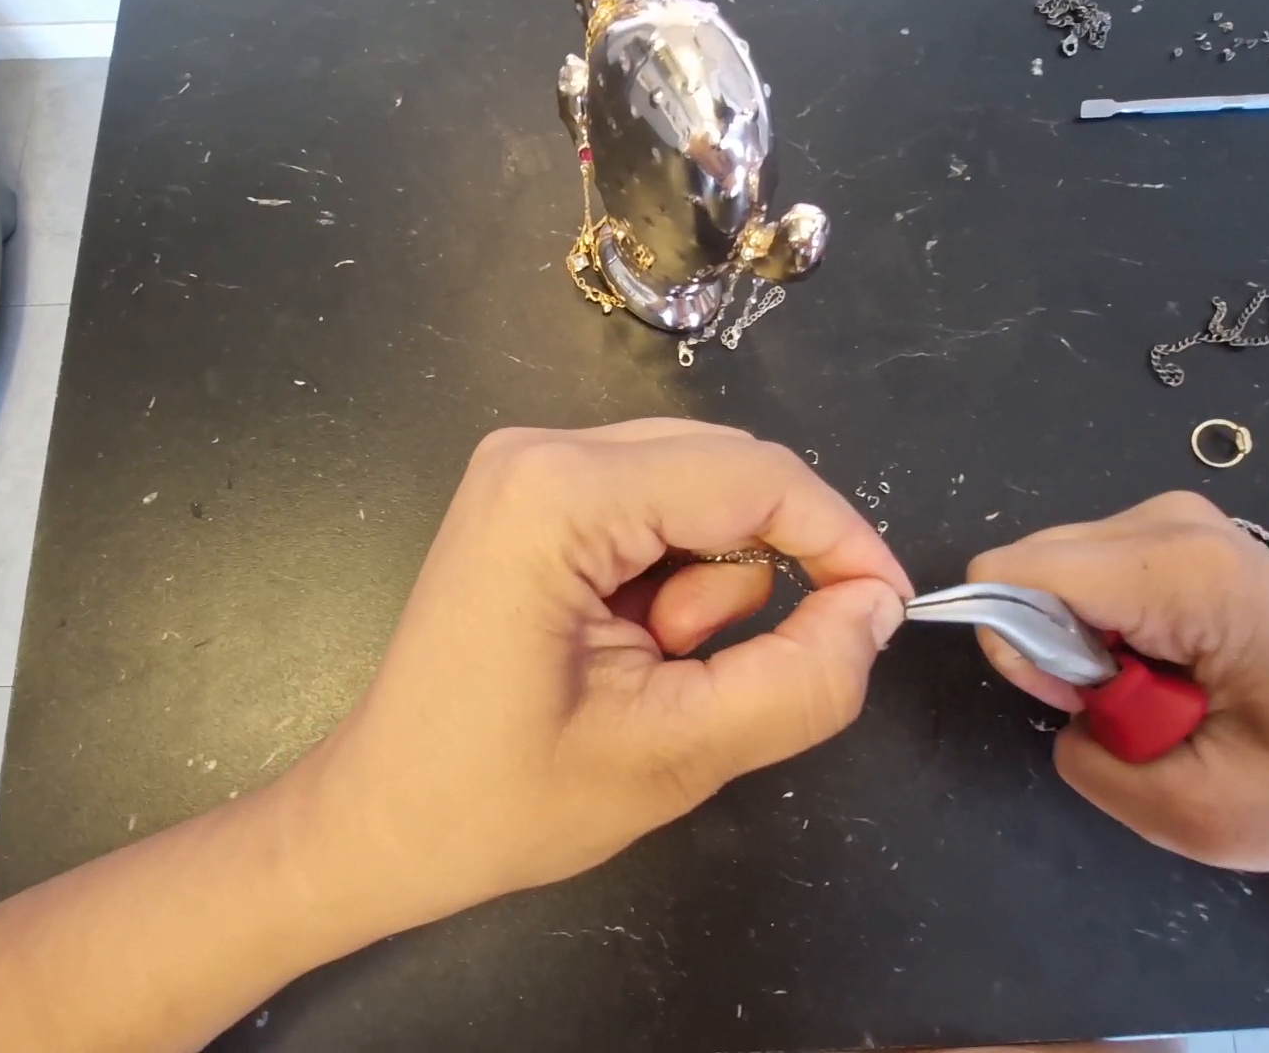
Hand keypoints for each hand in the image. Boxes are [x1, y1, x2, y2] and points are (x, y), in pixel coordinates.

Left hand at [292, 420, 911, 923]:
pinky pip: (654, 512)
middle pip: (725, 473)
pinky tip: (624, 640)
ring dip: (705, 587)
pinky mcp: (533, 496)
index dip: (840, 538)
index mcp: (558, 493)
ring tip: (647, 663)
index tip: (886, 610)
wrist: (382, 817)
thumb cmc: (502, 801)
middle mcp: (541, 451)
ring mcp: (530, 467)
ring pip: (697, 495)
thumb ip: (801, 680)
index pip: (751, 477)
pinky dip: (670, 580)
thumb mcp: (674, 754)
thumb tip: (876, 608)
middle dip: (754, 573)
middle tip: (710, 665)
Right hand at [968, 492, 1268, 873]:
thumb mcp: (1201, 818)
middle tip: (1124, 703)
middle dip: (1049, 646)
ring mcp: (1176, 521)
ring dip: (1073, 641)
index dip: (1015, 646)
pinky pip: (1078, 572)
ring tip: (1150, 689)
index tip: (1081, 700)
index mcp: (1183, 576)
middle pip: (1025, 570)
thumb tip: (1061, 710)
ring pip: (1046, 572)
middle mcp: (1171, 524)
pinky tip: (1159, 662)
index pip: (1012, 573)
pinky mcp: (1177, 536)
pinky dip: (1096, 626)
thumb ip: (1089, 764)